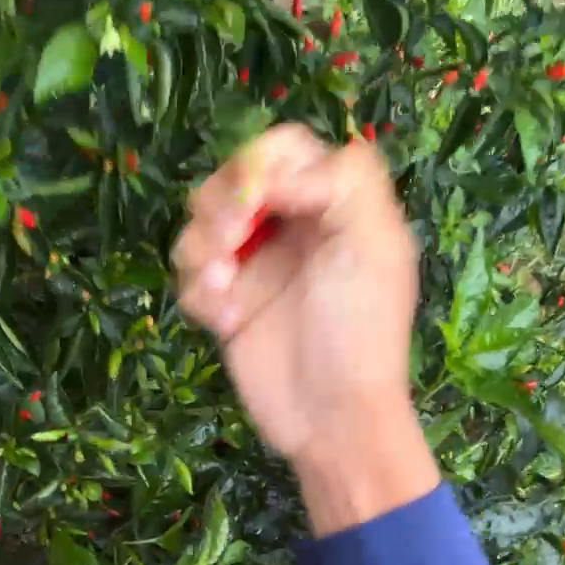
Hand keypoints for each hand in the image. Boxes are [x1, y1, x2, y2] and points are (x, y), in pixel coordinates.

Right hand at [172, 125, 437, 533]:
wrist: (331, 415)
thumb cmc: (362, 330)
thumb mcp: (375, 245)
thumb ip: (341, 183)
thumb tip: (278, 177)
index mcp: (331, 204)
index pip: (283, 149)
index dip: (261, 162)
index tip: (262, 199)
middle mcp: (288, 229)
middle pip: (229, 180)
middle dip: (222, 207)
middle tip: (234, 243)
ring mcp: (253, 269)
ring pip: (198, 226)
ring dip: (202, 251)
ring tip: (223, 289)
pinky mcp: (224, 308)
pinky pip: (189, 279)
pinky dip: (198, 294)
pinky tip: (223, 320)